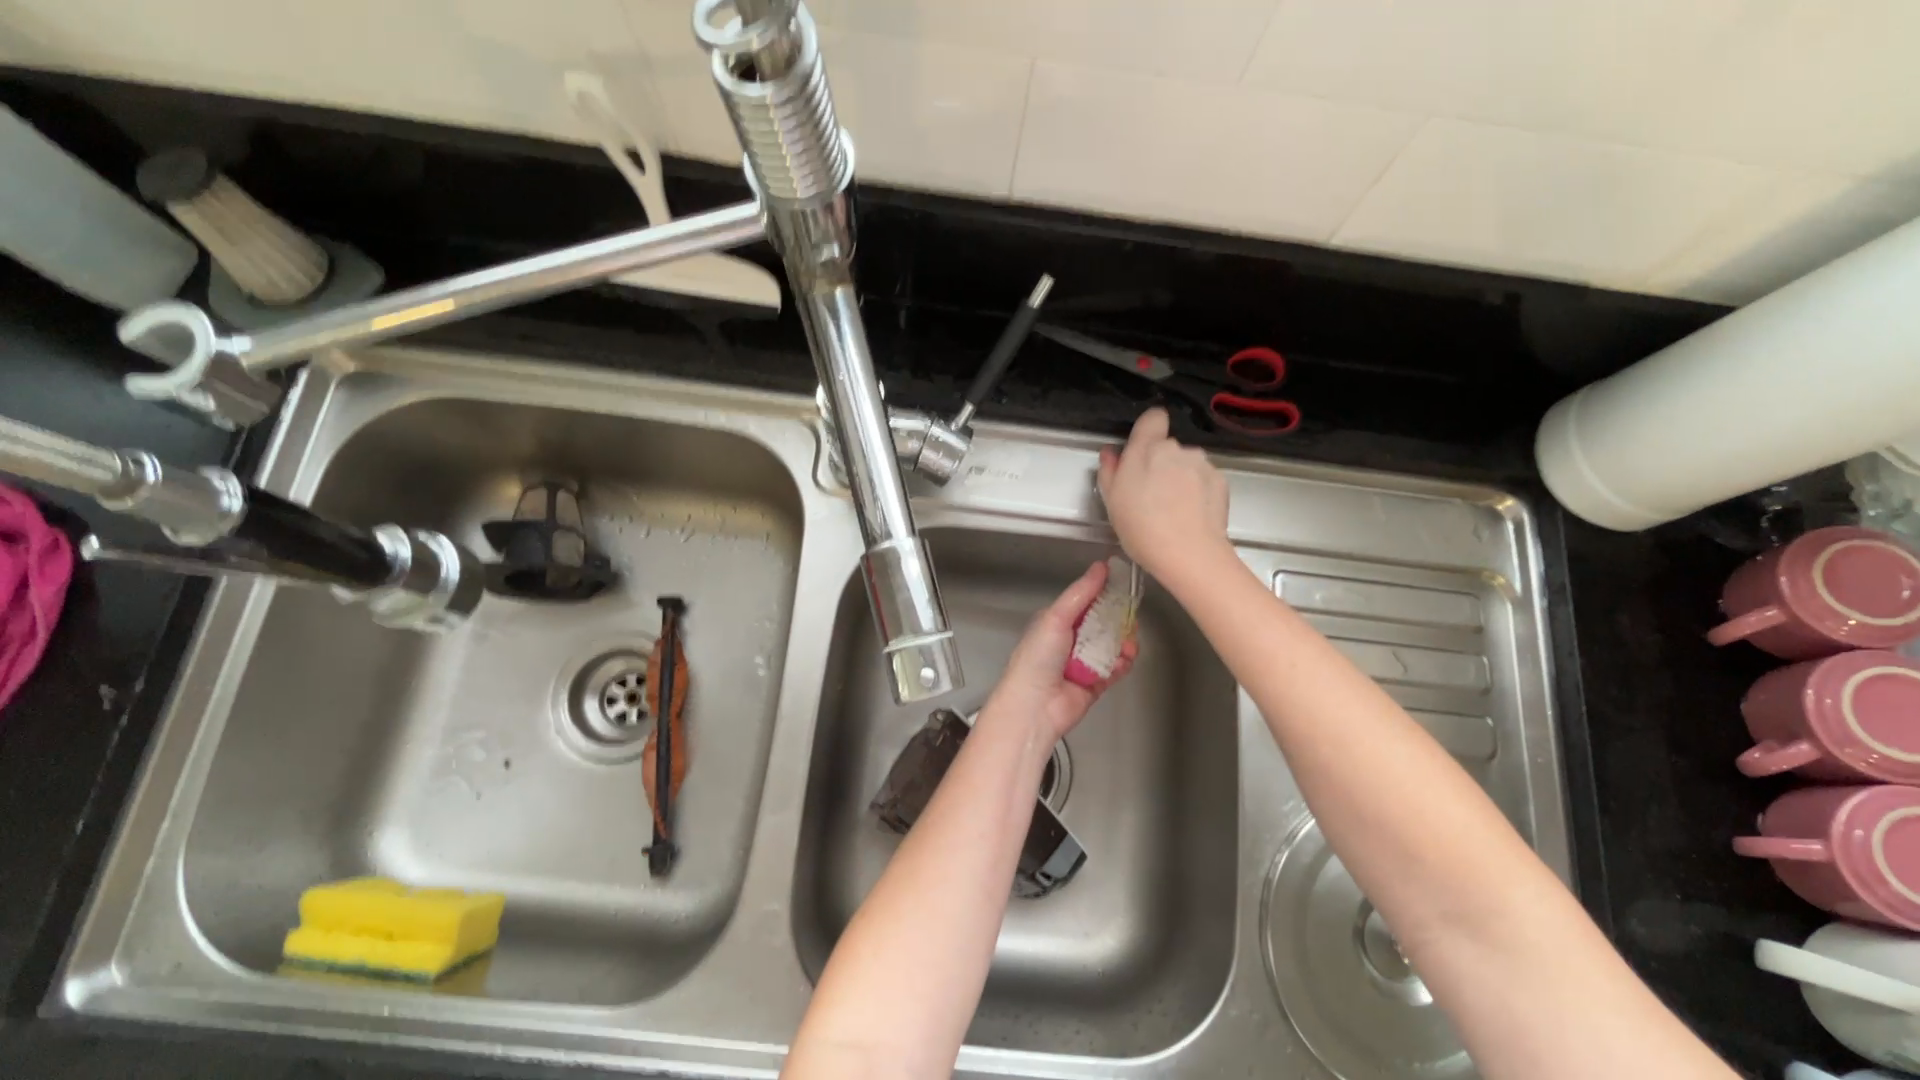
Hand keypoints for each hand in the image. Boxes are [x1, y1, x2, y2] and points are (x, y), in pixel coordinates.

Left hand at [980, 559, 1136, 742]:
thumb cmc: (1038, 658)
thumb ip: (1081, 592)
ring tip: (1127, 645)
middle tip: (1130, 618)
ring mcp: (1083, 662)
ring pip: (1112, 645)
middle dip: (1119, 619)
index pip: (1085, 601)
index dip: (1105, 593)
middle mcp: (1070, 640)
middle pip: (1103, 623)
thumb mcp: (1056, 617)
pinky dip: (1122, 663)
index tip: (1124, 585)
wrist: (1035, 707)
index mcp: (1056, 621)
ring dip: (1123, 642)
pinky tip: (1123, 660)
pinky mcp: (1095, 683)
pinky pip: (1115, 668)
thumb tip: (1101, 566)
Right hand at [1097, 408, 1230, 583]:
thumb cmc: (1142, 527)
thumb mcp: (1112, 501)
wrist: (1189, 554)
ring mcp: (1202, 464)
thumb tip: (1110, 454)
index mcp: (1147, 449)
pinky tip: (1191, 515)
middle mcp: (1177, 449)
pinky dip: (1199, 491)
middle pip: (1168, 448)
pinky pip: (1204, 479)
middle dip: (1161, 464)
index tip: (1143, 451)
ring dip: (1180, 477)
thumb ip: (1109, 470)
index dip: (1149, 430)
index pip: (1153, 418)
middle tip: (1151, 494)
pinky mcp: (1220, 482)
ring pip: (1187, 464)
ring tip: (1173, 509)